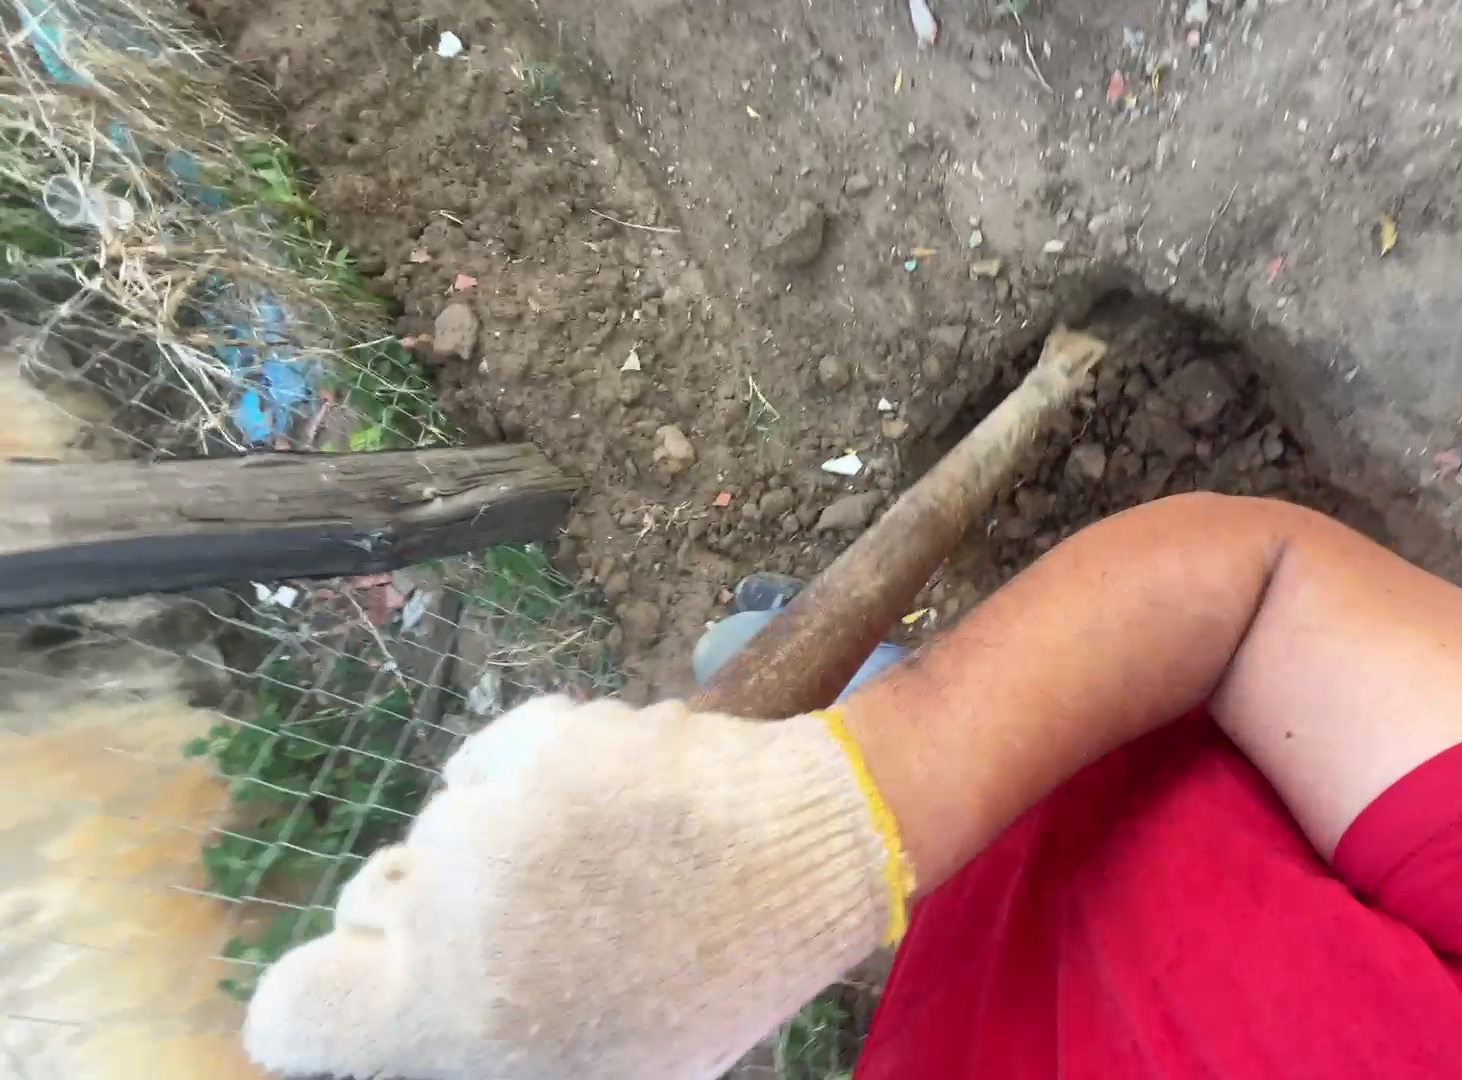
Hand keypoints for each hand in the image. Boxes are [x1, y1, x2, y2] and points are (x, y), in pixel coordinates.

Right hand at [243, 696, 910, 1079]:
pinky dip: (549, 761)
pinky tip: (617, 784)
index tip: (411, 960)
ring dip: (518, 820)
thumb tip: (441, 1003)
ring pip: (458, 809)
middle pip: (381, 886)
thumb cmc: (719, 971)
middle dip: (449, 891)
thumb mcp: (604, 1065)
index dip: (351, 976)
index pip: (295, 1003)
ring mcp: (497, 815)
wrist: (807, 855)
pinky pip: (508, 749)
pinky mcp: (551, 738)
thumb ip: (496, 1044)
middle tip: (550, 895)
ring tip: (612, 839)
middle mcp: (440, 915)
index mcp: (440, 1023)